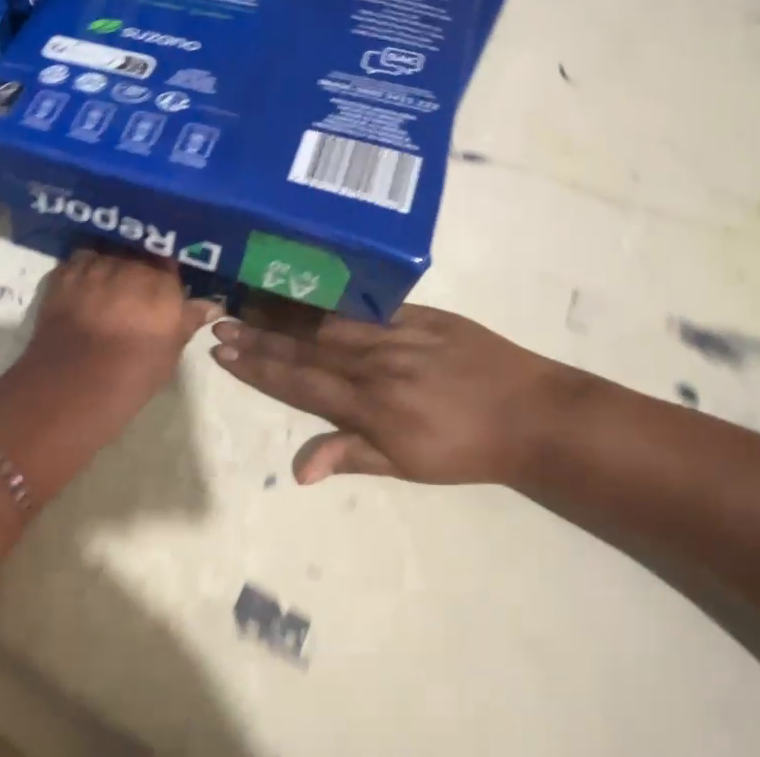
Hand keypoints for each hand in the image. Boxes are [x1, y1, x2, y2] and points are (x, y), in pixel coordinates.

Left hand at [18, 249, 217, 403]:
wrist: (75, 381)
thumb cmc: (132, 374)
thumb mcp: (169, 353)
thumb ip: (187, 321)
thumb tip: (211, 305)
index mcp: (162, 284)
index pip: (167, 263)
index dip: (162, 272)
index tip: (158, 284)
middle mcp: (129, 265)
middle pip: (136, 254)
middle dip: (134, 265)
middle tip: (129, 287)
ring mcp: (94, 266)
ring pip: (106, 252)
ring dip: (107, 264)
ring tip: (103, 284)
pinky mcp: (64, 273)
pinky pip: (78, 260)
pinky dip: (81, 269)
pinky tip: (80, 286)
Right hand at [211, 303, 585, 486]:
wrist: (538, 416)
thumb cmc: (468, 450)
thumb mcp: (409, 466)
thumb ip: (350, 455)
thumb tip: (298, 471)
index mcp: (369, 406)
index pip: (299, 383)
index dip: (258, 368)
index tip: (222, 353)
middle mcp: (375, 366)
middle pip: (304, 348)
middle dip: (258, 336)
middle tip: (220, 322)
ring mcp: (397, 336)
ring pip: (327, 322)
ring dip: (282, 312)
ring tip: (246, 300)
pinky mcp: (419, 317)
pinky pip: (365, 305)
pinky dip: (329, 298)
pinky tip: (303, 288)